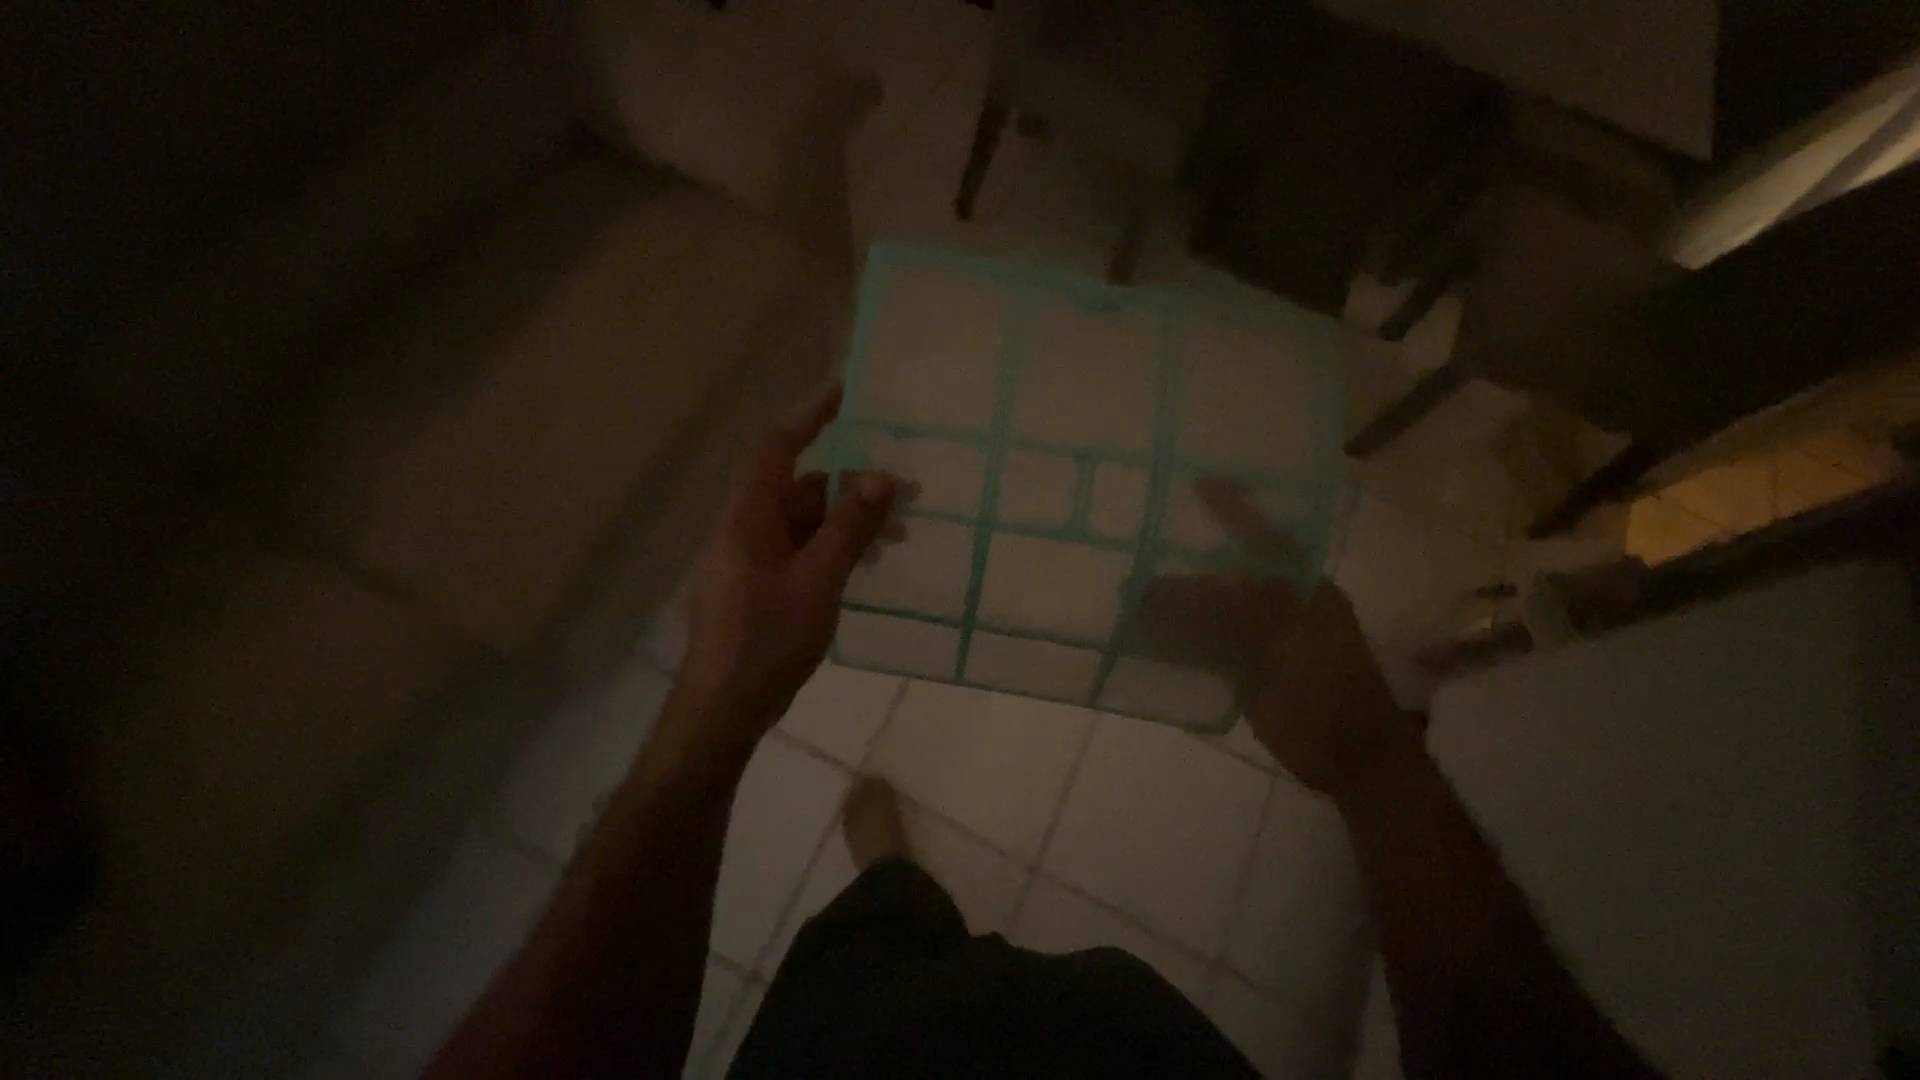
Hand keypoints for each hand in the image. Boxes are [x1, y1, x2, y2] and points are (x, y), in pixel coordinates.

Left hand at [675, 383, 899, 740]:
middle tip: (903, 491)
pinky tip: (864, 565)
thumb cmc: (766, 641)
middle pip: (798, 487)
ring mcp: (747, 560)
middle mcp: (742, 529)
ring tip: (896, 537)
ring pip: (802, 523)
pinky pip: (797, 551)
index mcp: (746, 516)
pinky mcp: (756, 588)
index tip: (848, 391)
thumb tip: (882, 476)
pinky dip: (830, 549)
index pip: (777, 445)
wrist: (722, 711)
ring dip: (846, 522)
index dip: (811, 414)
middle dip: (850, 484)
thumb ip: (849, 528)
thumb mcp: (818, 581)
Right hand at [1135, 479, 1415, 798]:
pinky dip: (1178, 646)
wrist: (1349, 754)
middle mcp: (1280, 606)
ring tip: (1131, 603)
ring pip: (1210, 617)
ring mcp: (1262, 642)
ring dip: (1174, 611)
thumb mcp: (1279, 633)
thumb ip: (1222, 609)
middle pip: (1224, 580)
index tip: (1201, 482)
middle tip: (1139, 563)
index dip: (1235, 509)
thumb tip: (1160, 594)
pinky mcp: (1246, 674)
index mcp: (1302, 587)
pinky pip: (1205, 651)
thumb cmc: (1325, 682)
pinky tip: (1147, 641)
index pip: (1264, 537)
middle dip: (1183, 574)